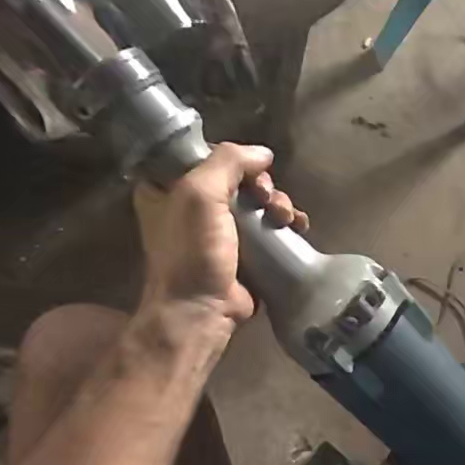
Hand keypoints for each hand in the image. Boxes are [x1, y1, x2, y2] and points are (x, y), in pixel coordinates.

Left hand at [130, 143, 307, 349]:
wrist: (201, 310)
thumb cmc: (192, 252)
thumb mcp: (200, 194)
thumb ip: (229, 163)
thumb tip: (264, 153)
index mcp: (167, 188)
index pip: (206, 157)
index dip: (233, 160)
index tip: (250, 173)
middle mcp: (192, 207)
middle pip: (239, 179)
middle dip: (263, 185)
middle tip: (268, 200)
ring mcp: (220, 231)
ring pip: (258, 202)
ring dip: (279, 204)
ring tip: (286, 218)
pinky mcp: (245, 253)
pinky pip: (269, 227)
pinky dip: (286, 223)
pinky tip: (297, 227)